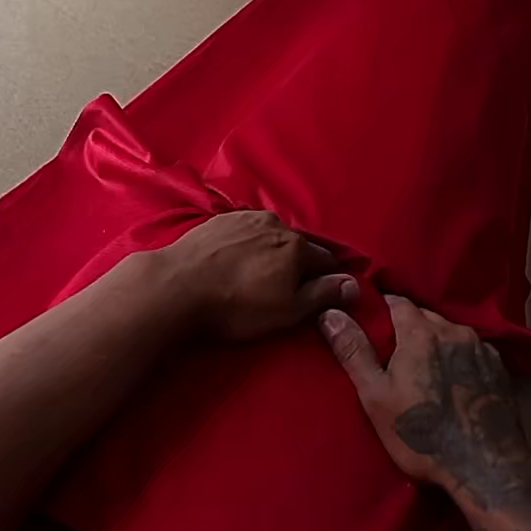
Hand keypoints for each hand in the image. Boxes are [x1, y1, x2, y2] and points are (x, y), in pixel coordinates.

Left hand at [155, 210, 357, 341]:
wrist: (177, 286)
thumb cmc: (235, 306)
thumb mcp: (286, 311)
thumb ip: (322, 295)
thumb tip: (353, 284)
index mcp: (296, 246)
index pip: (326, 261)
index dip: (328, 278)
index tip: (321, 293)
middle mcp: (274, 224)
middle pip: (298, 245)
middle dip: (299, 262)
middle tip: (286, 286)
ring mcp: (244, 219)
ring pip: (270, 234)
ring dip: (271, 250)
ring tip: (258, 272)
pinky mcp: (218, 220)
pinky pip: (244, 231)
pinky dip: (247, 243)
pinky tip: (236, 259)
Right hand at [318, 295, 530, 498]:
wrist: (486, 471)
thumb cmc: (422, 435)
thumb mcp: (375, 395)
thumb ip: (353, 350)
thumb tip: (329, 313)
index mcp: (421, 332)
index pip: (396, 301)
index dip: (380, 309)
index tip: (368, 324)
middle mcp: (454, 331)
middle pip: (423, 316)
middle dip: (406, 326)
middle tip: (390, 352)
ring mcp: (481, 350)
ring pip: (449, 332)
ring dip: (434, 342)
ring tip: (422, 368)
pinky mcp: (500, 370)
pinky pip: (470, 351)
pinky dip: (457, 358)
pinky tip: (451, 382)